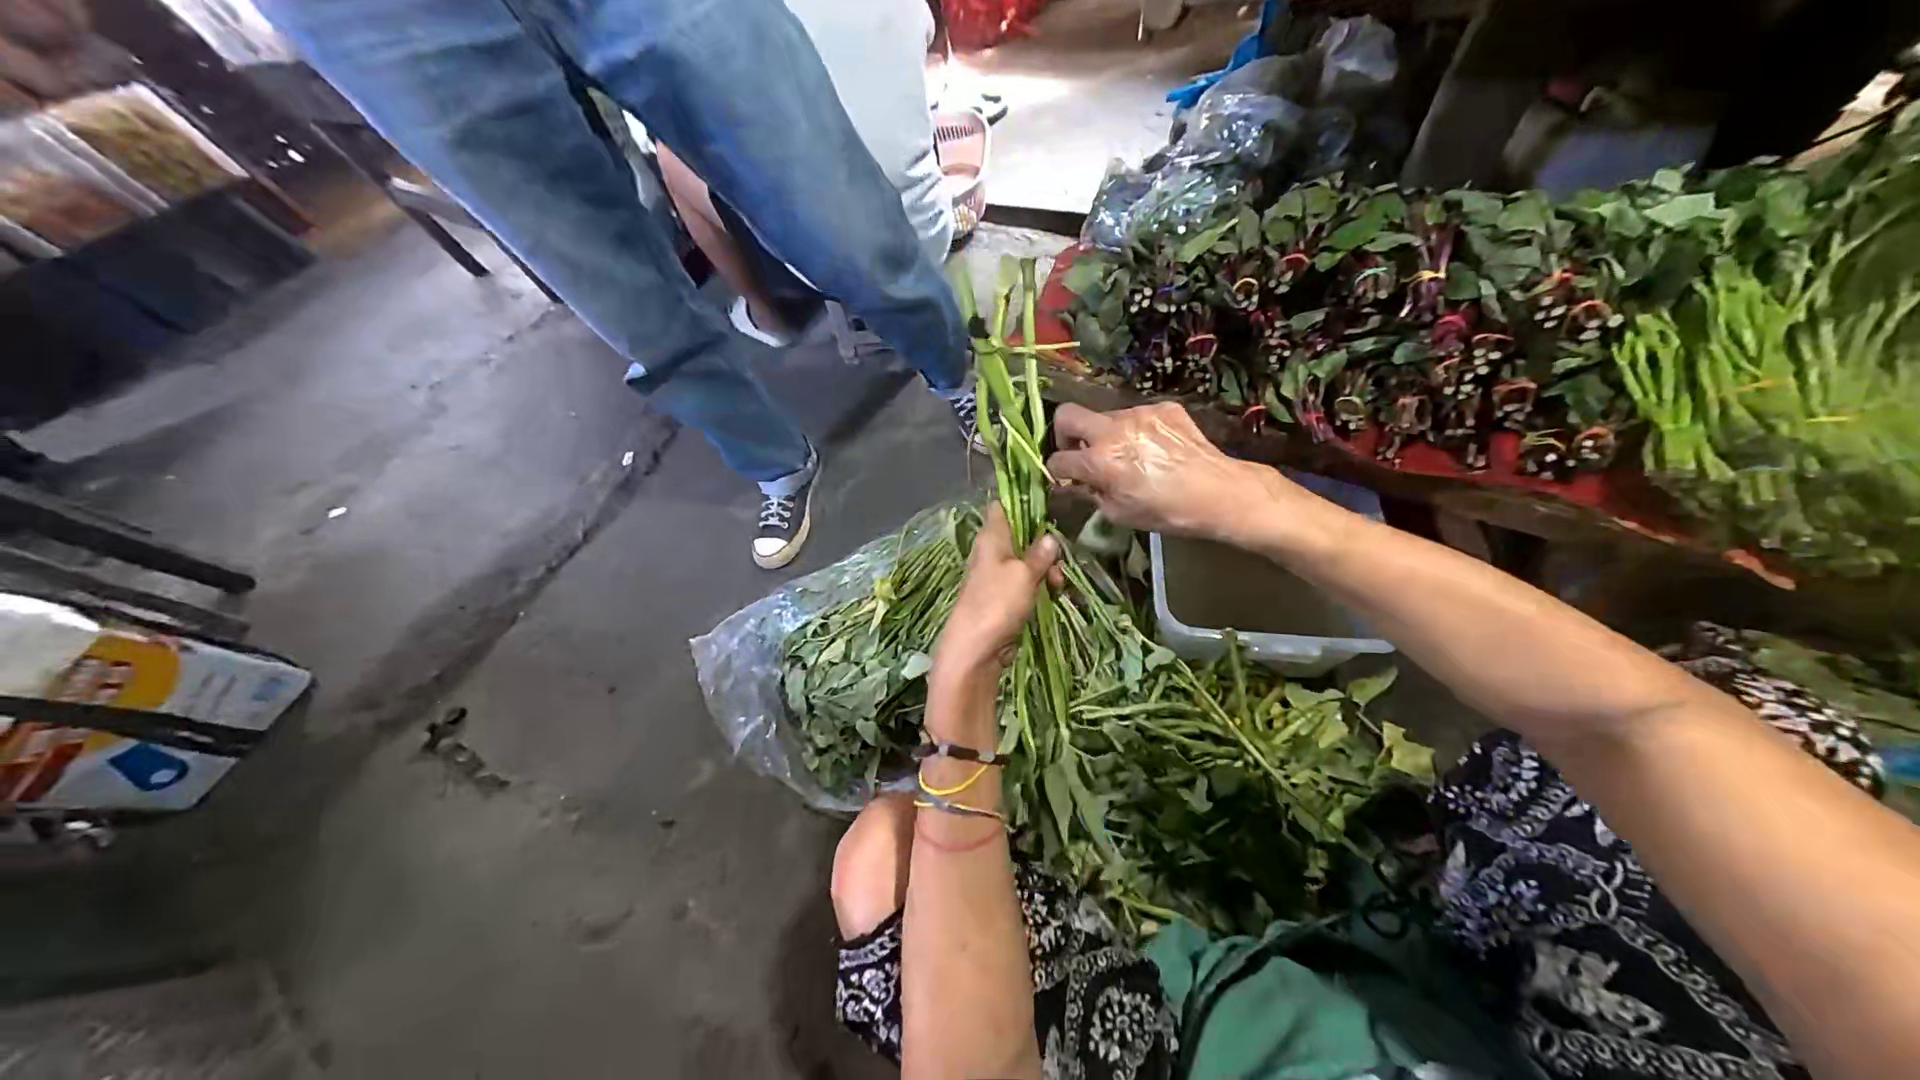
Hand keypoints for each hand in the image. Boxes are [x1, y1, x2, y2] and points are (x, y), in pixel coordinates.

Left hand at [929, 504, 1060, 683]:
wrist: (975, 649)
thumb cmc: (997, 603)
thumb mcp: (1024, 574)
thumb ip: (1039, 554)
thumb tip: (1050, 537)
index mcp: (991, 537)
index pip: (1003, 506)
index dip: (1024, 502)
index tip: (1051, 506)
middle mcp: (991, 552)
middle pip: (1021, 536)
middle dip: (1045, 545)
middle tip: (1060, 562)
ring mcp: (996, 576)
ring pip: (1026, 562)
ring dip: (1046, 570)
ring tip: (1059, 586)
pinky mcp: (1002, 598)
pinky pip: (1025, 584)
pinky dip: (1039, 587)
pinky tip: (1054, 596)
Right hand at [1045, 402, 1315, 545]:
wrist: (1218, 492)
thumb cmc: (1166, 512)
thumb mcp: (1119, 513)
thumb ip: (1089, 494)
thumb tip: (1073, 486)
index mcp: (1099, 460)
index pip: (1058, 460)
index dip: (1056, 472)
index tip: (1063, 479)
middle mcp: (1113, 430)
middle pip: (1067, 415)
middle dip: (1063, 434)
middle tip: (1077, 451)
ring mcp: (1139, 413)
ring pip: (1105, 416)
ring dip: (1106, 434)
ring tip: (1127, 456)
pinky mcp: (1162, 408)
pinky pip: (1136, 415)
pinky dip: (1136, 431)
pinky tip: (1153, 449)